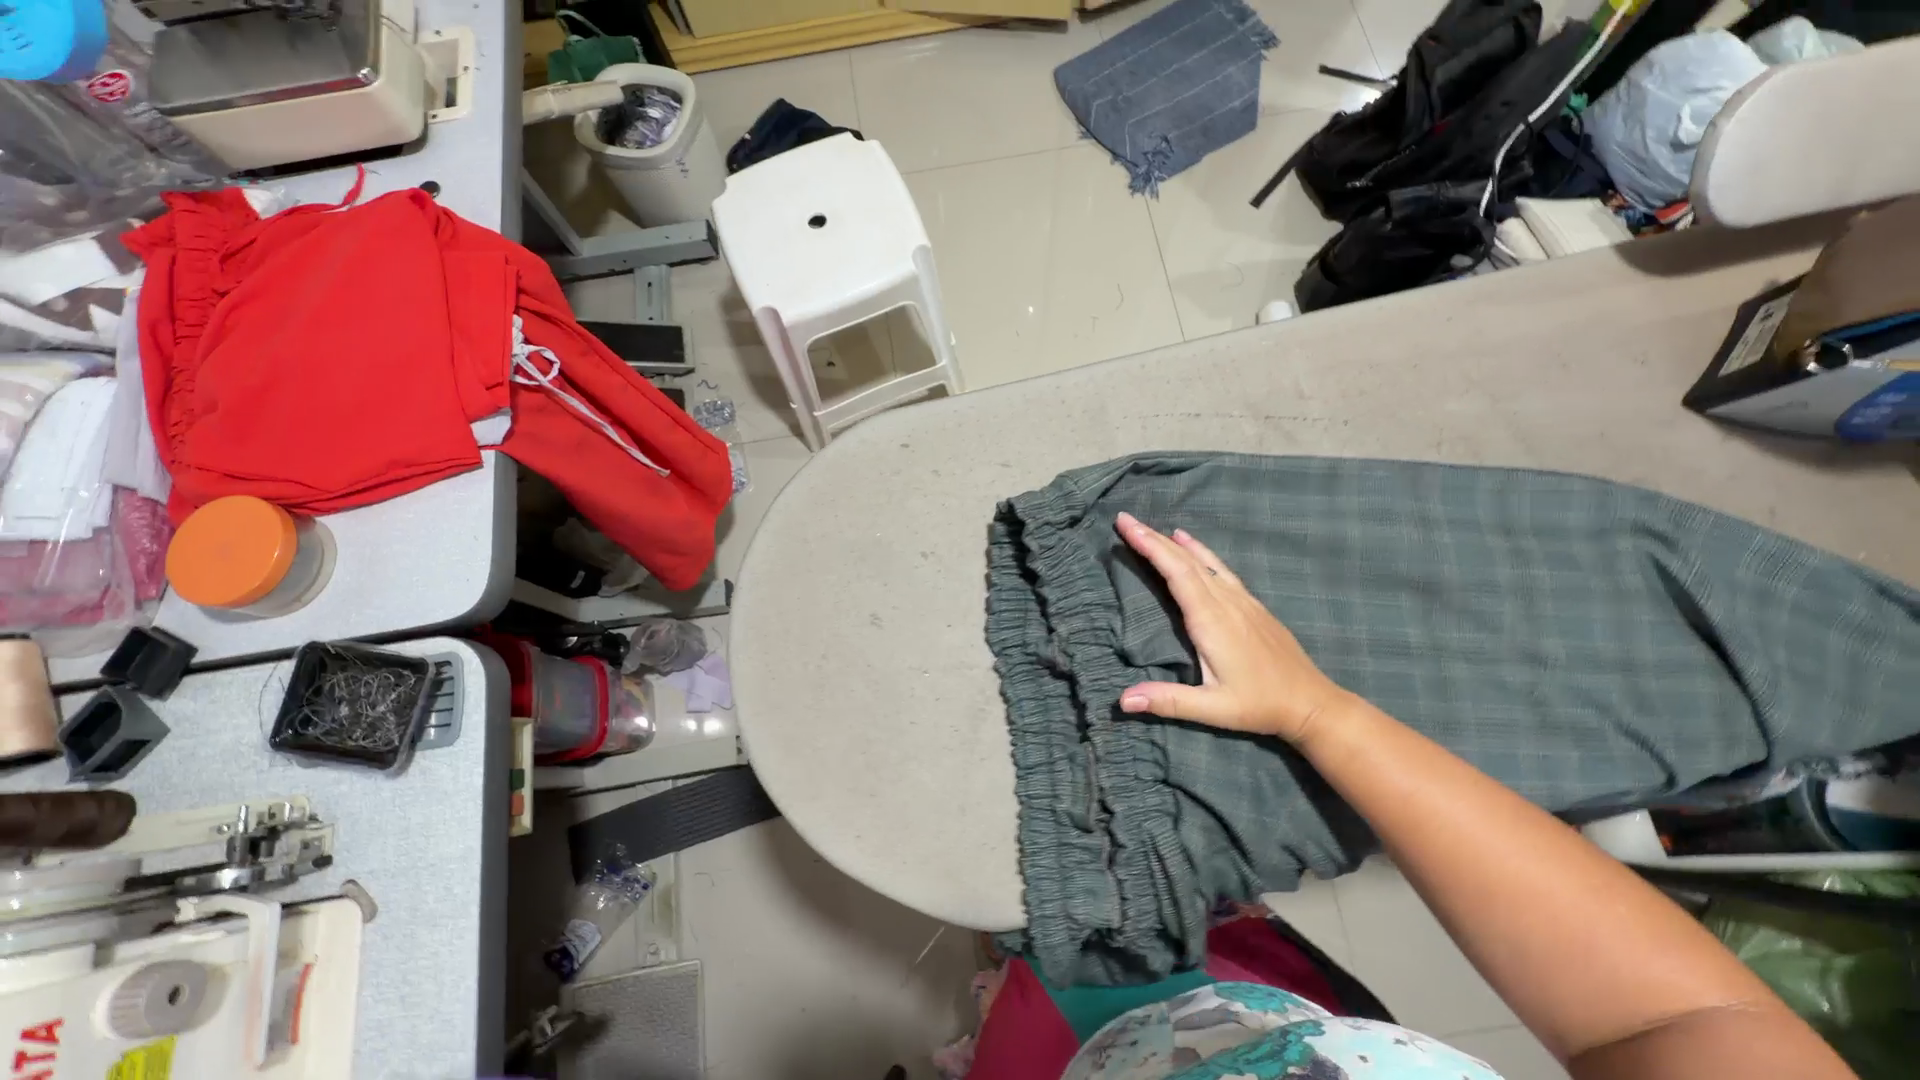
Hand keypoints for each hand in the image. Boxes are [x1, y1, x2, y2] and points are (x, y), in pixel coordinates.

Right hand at [1114, 512, 1351, 743]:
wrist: (1311, 702)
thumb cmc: (1259, 706)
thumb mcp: (1213, 710)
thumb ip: (1168, 701)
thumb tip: (1123, 700)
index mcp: (1212, 621)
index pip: (1176, 573)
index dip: (1150, 547)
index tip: (1126, 525)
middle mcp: (1227, 603)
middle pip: (1185, 561)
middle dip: (1152, 538)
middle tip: (1124, 519)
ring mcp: (1242, 601)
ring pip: (1203, 561)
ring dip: (1173, 543)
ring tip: (1149, 528)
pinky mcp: (1252, 605)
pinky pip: (1220, 569)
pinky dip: (1199, 552)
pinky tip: (1191, 544)